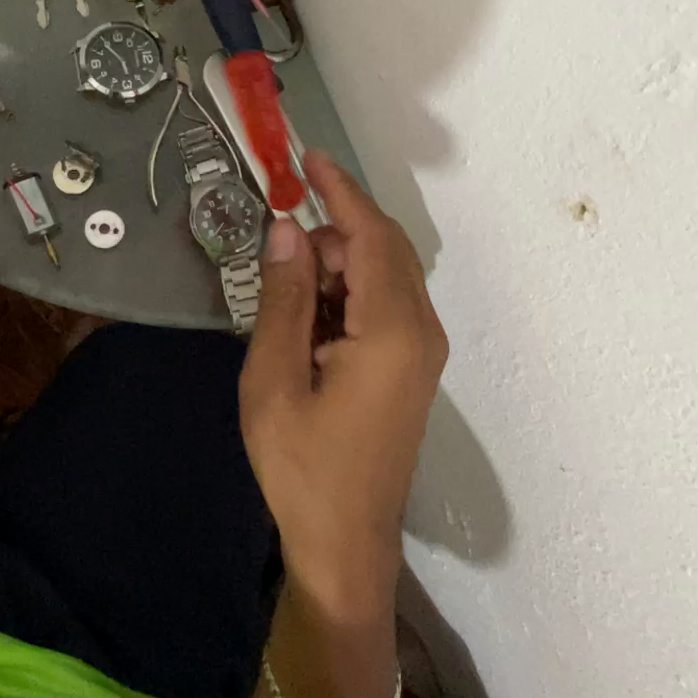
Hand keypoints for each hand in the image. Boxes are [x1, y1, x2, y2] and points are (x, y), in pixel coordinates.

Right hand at [240, 151, 448, 622]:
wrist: (345, 541)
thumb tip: (287, 229)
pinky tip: (311, 323)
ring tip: (289, 297)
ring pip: (384, 274)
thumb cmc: (302, 466)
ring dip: (338, 266)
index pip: (369, 235)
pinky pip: (386, 304)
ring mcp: (423, 350)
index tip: (306, 157)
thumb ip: (283, 297)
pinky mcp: (414, 366)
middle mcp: (421, 330)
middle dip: (332, 234)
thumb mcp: (274, 378)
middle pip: (382, 248)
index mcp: (392, 329)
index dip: (339, 189)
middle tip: (280, 254)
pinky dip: (349, 294)